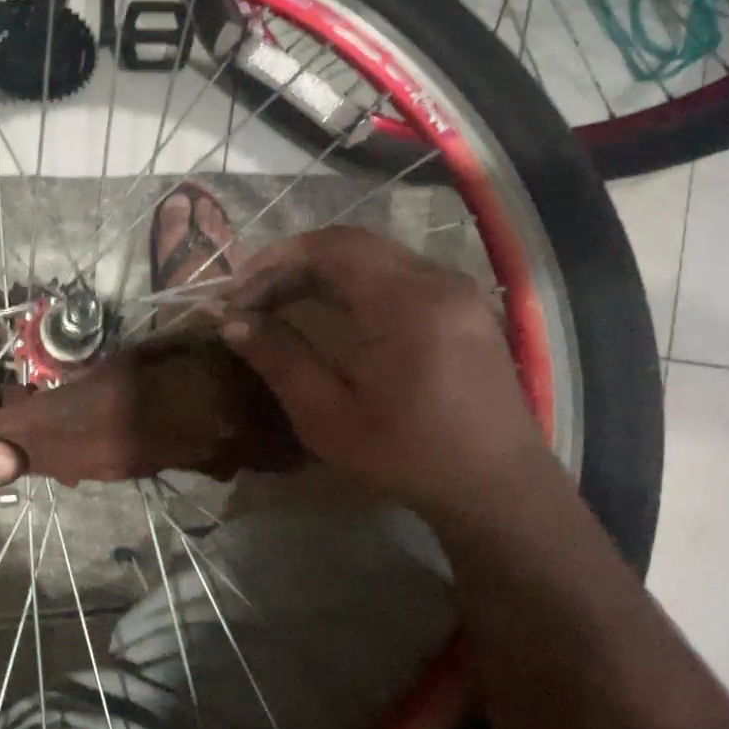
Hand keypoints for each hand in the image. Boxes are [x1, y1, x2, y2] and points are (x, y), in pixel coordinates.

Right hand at [217, 227, 552, 513]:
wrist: (495, 484)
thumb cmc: (406, 454)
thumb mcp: (327, 416)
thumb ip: (280, 360)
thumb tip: (233, 323)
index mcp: (405, 303)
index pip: (330, 248)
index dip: (274, 262)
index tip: (236, 296)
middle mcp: (437, 281)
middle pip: (352, 244)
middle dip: (292, 264)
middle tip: (250, 298)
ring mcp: (457, 291)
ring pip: (375, 255)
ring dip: (320, 271)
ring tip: (279, 304)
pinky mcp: (463, 307)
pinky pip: (397, 273)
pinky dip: (352, 282)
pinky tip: (327, 314)